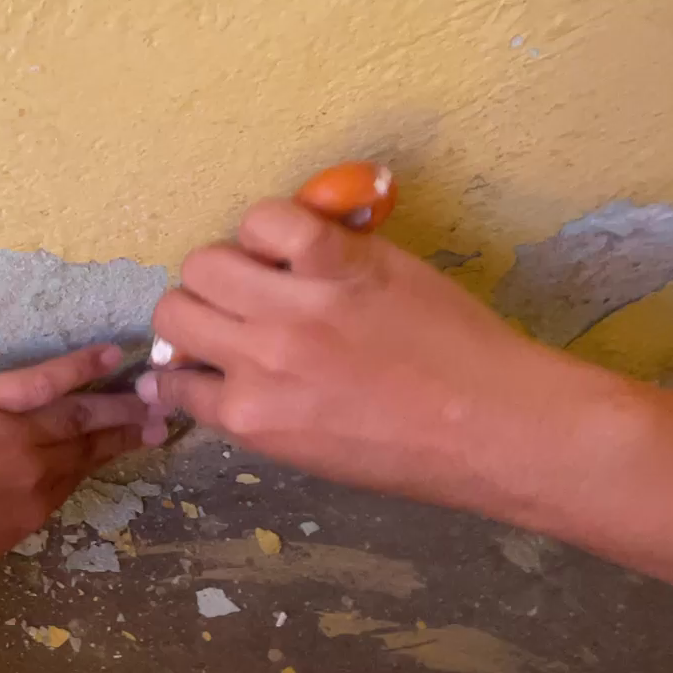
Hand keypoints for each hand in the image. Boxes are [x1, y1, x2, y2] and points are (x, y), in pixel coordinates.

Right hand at [139, 198, 585, 506]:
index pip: (174, 380)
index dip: (178, 368)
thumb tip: (197, 381)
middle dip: (189, 314)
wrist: (499, 426)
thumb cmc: (404, 452)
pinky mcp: (341, 262)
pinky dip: (268, 227)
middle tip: (225, 313)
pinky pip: (268, 219)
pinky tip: (291, 246)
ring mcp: (298, 307)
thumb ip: (242, 412)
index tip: (189, 360)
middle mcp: (258, 358)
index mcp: (248, 414)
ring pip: (204, 262)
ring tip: (258, 276)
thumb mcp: (302, 451)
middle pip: (173, 310)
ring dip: (221, 270)